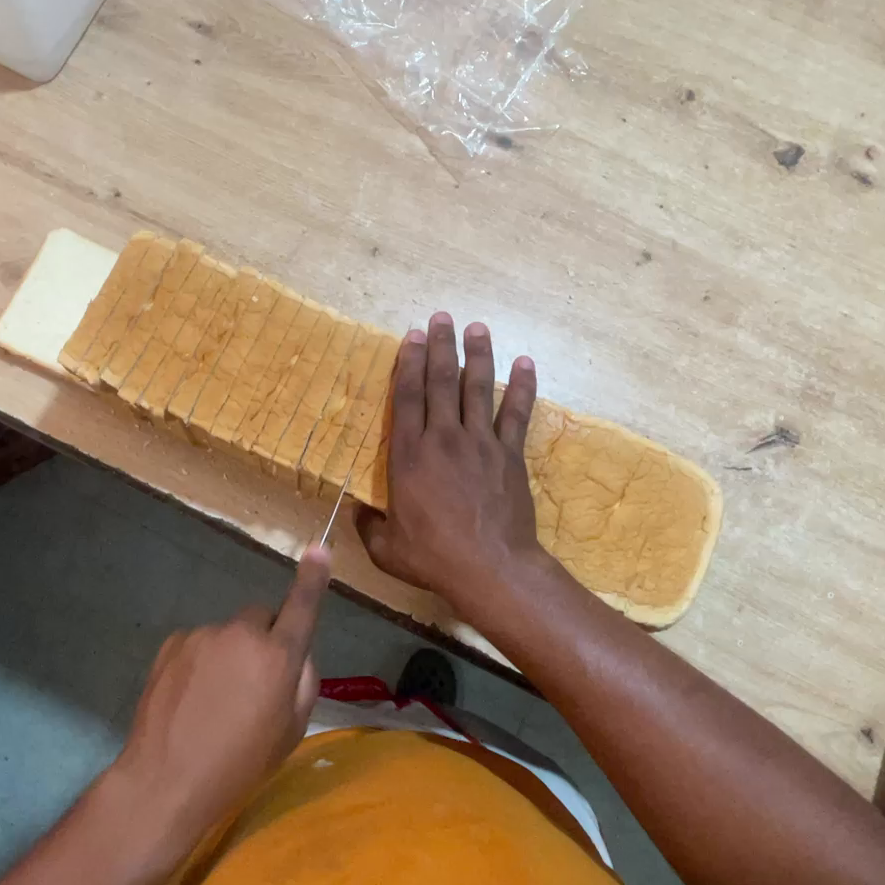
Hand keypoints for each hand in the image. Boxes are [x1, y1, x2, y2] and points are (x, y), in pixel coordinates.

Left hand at [112, 546, 329, 836]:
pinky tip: (190, 698)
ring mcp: (203, 635)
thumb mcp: (291, 732)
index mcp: (278, 657)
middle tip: (253, 684)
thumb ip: (303, 683)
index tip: (319, 548)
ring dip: (228, 655)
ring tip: (214, 702)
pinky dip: (200, 662)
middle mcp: (242, 635)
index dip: (312, 579)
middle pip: (261, 619)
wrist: (166, 778)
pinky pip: (198, 644)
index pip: (301, 607)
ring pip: (227, 635)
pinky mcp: (172, 643)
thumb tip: (298, 654)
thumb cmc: (240, 763)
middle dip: (263, 640)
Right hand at [356, 313, 549, 620]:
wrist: (489, 567)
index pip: (406, 397)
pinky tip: (525, 363)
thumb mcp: (386, 547)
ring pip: (478, 388)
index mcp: (409, 456)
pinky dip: (522, 387)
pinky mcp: (509, 455)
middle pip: (441, 382)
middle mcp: (443, 439)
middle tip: (441, 317)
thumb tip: (359, 511)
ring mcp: (480, 443)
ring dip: (478, 355)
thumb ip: (369, 525)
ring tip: (477, 327)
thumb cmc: (432, 557)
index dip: (407, 363)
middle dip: (440, 347)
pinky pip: (517, 413)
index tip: (412, 336)